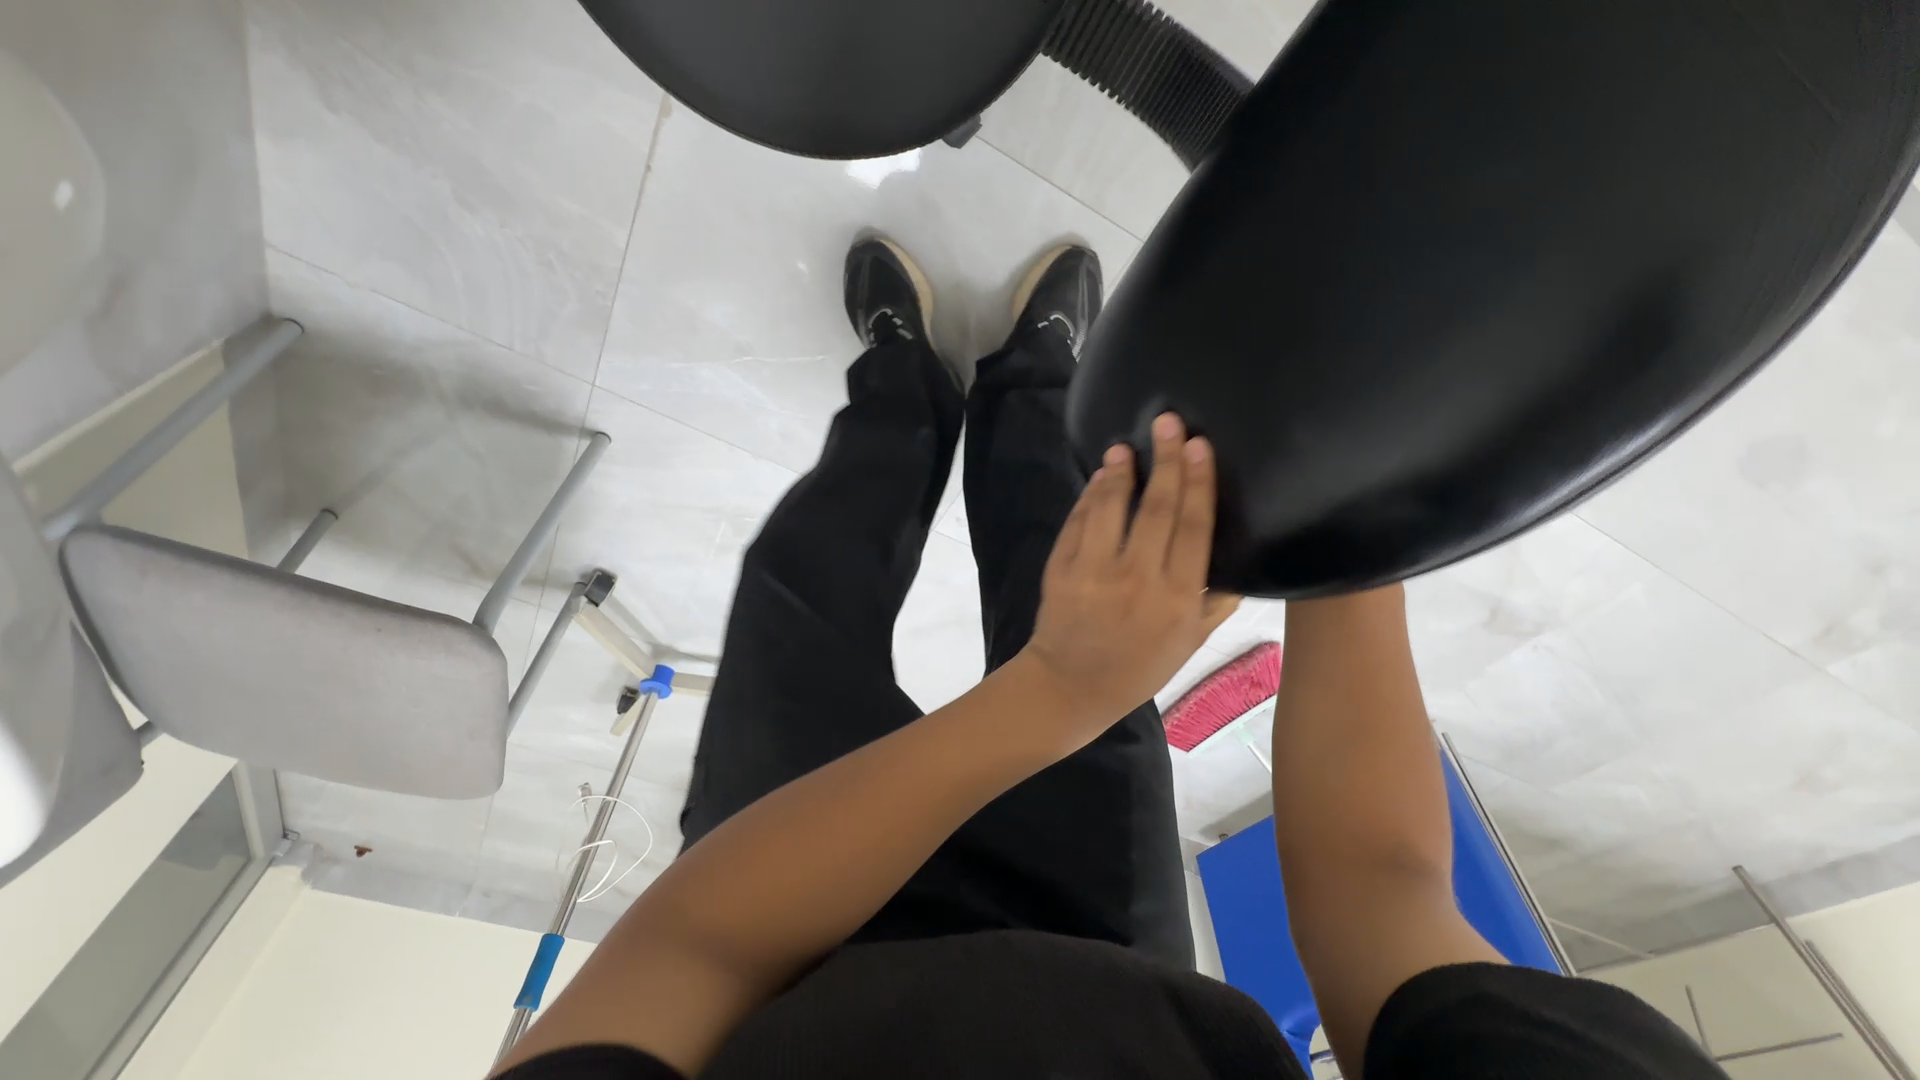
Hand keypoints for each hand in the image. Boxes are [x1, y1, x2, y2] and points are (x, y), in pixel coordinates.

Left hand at [1016, 412, 1240, 738]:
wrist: (1070, 686)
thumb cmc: (1138, 667)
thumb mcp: (1190, 644)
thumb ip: (1216, 603)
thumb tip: (1240, 566)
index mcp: (1178, 597)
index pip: (1193, 527)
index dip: (1199, 482)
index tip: (1201, 446)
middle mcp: (1138, 579)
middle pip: (1158, 508)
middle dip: (1166, 460)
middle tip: (1169, 422)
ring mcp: (1094, 572)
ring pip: (1112, 508)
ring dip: (1120, 472)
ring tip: (1125, 445)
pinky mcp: (1061, 569)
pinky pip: (1078, 522)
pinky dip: (1089, 496)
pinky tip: (1099, 478)